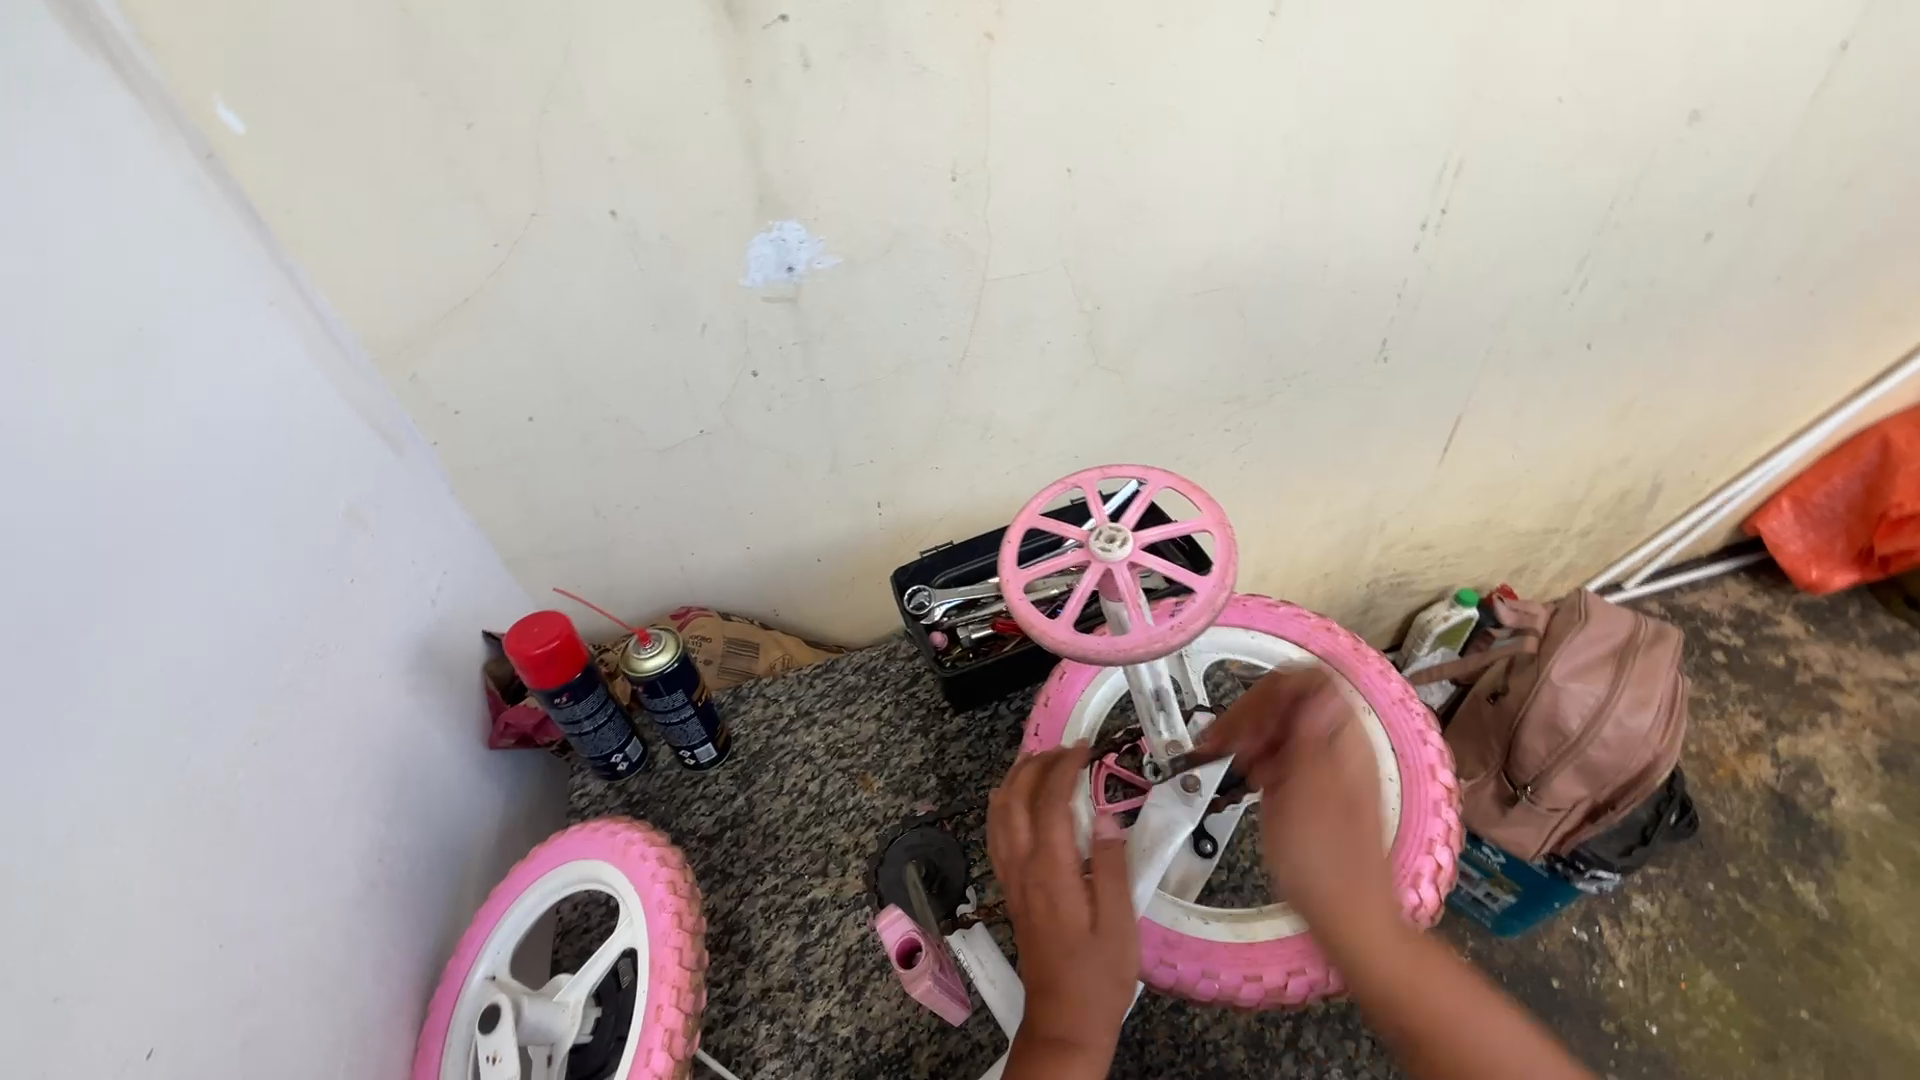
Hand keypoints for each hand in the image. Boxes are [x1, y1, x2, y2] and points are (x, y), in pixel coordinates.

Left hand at [988, 745, 1136, 1075]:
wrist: (1063, 1019)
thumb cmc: (1099, 975)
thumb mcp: (1120, 923)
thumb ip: (1113, 866)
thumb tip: (1107, 816)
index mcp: (1051, 870)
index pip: (1049, 800)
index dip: (1064, 767)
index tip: (1085, 749)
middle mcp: (1021, 866)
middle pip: (1015, 797)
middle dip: (1037, 764)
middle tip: (1066, 750)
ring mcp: (1010, 876)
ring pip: (998, 812)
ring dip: (1015, 779)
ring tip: (1040, 760)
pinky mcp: (1009, 888)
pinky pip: (996, 832)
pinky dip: (1004, 804)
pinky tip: (1017, 799)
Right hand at [1197, 668, 1397, 938]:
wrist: (1347, 916)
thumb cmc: (1323, 858)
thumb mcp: (1307, 789)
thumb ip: (1308, 732)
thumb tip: (1317, 681)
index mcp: (1342, 737)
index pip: (1309, 679)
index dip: (1270, 691)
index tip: (1243, 722)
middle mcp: (1337, 742)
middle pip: (1288, 699)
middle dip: (1250, 714)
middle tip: (1221, 745)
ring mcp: (1325, 763)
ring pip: (1280, 725)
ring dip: (1248, 735)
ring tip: (1226, 762)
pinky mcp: (1312, 784)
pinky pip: (1280, 752)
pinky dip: (1257, 758)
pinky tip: (1245, 780)